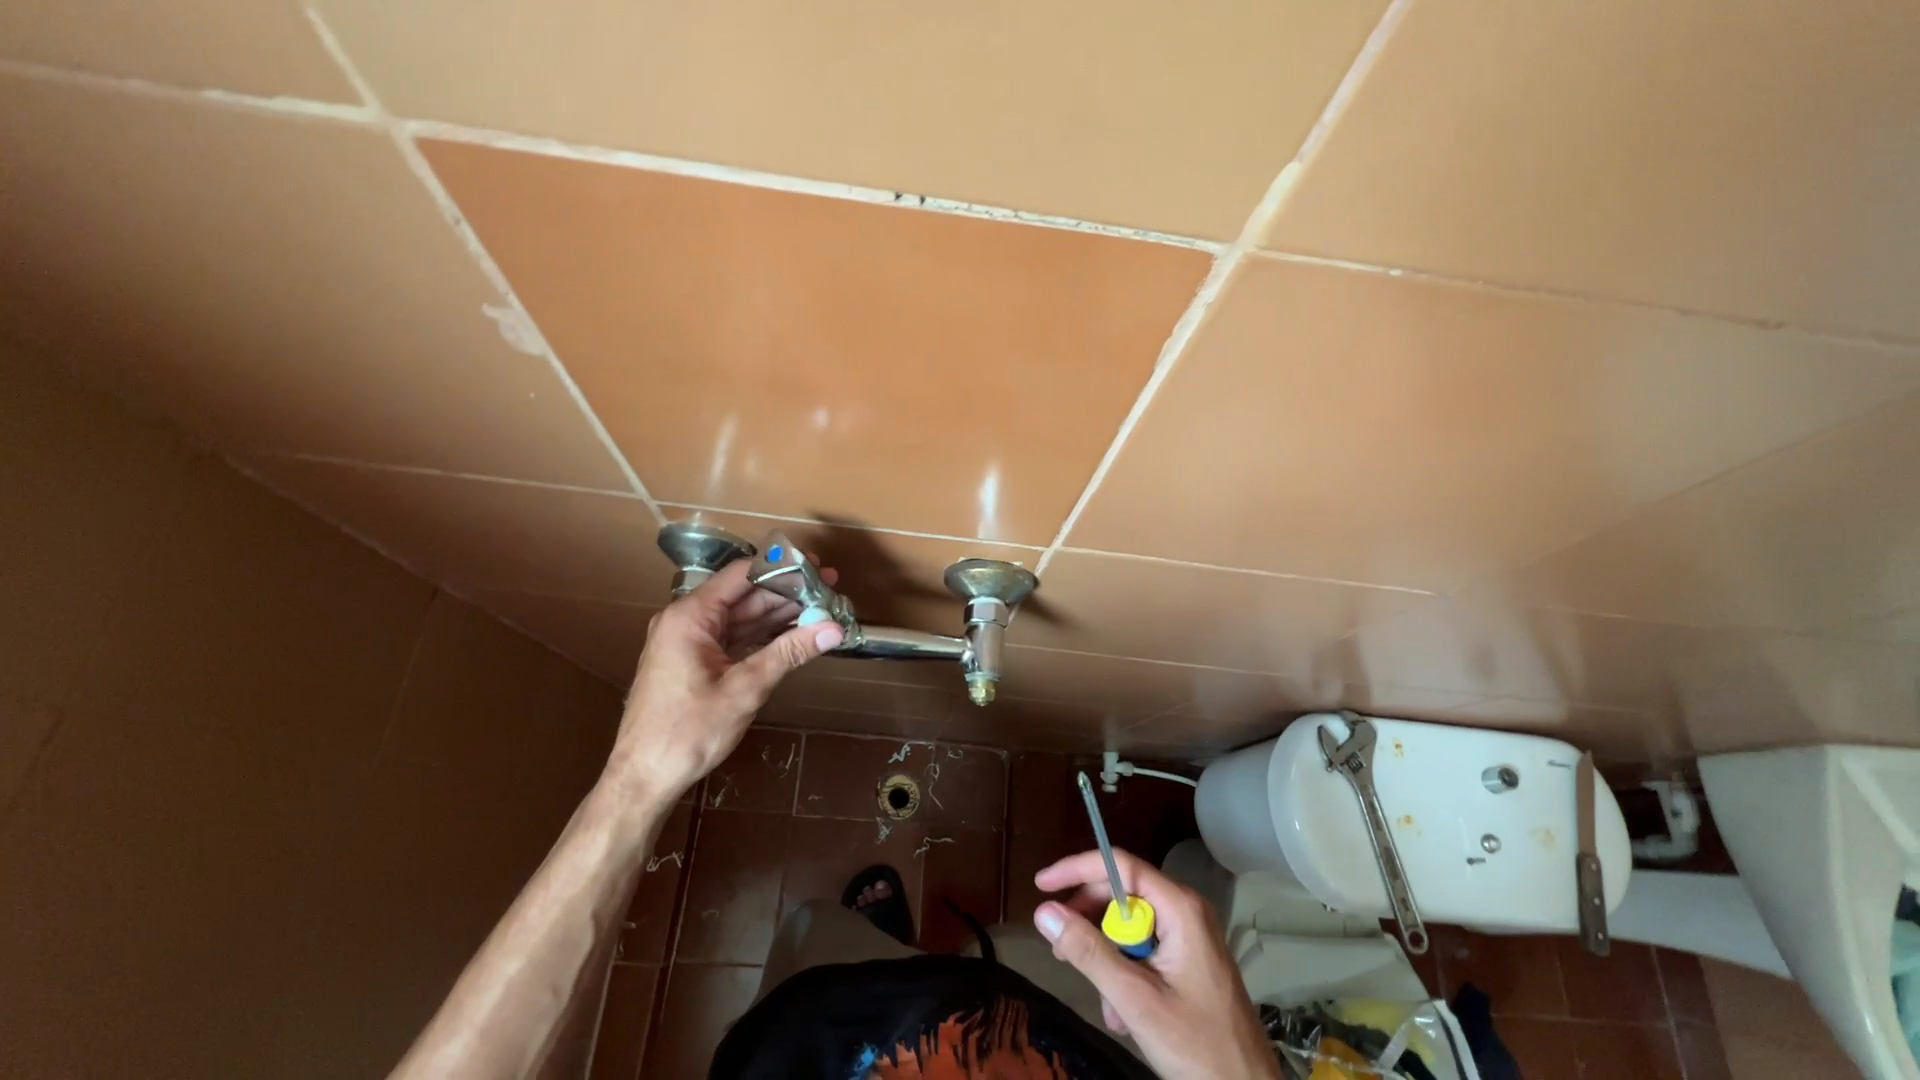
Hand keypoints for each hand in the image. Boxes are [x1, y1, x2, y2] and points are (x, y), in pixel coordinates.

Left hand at [607, 558, 844, 798]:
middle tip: (828, 592)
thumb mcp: (745, 688)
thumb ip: (789, 653)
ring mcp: (686, 642)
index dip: (783, 568)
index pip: (742, 574)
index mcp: (690, 616)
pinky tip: (790, 636)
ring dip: (776, 616)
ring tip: (819, 611)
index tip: (818, 569)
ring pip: (739, 618)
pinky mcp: (690, 662)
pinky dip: (760, 637)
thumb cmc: (688, 731)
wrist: (643, 776)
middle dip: (786, 594)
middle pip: (743, 595)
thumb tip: (833, 629)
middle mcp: (685, 620)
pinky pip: (730, 638)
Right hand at [1033, 849, 1277, 1079]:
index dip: (1077, 868)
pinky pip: (1143, 950)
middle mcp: (1185, 911)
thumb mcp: (1135, 999)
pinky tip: (1122, 1012)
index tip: (1040, 885)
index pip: (1120, 866)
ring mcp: (1188, 936)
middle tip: (1059, 952)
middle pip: (1122, 893)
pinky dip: (1124, 974)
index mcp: (1180, 908)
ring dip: (1107, 959)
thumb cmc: (1196, 1045)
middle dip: (1089, 922)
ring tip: (1106, 1004)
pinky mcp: (1187, 960)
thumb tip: (1044, 912)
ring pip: (1128, 926)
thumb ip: (1088, 952)